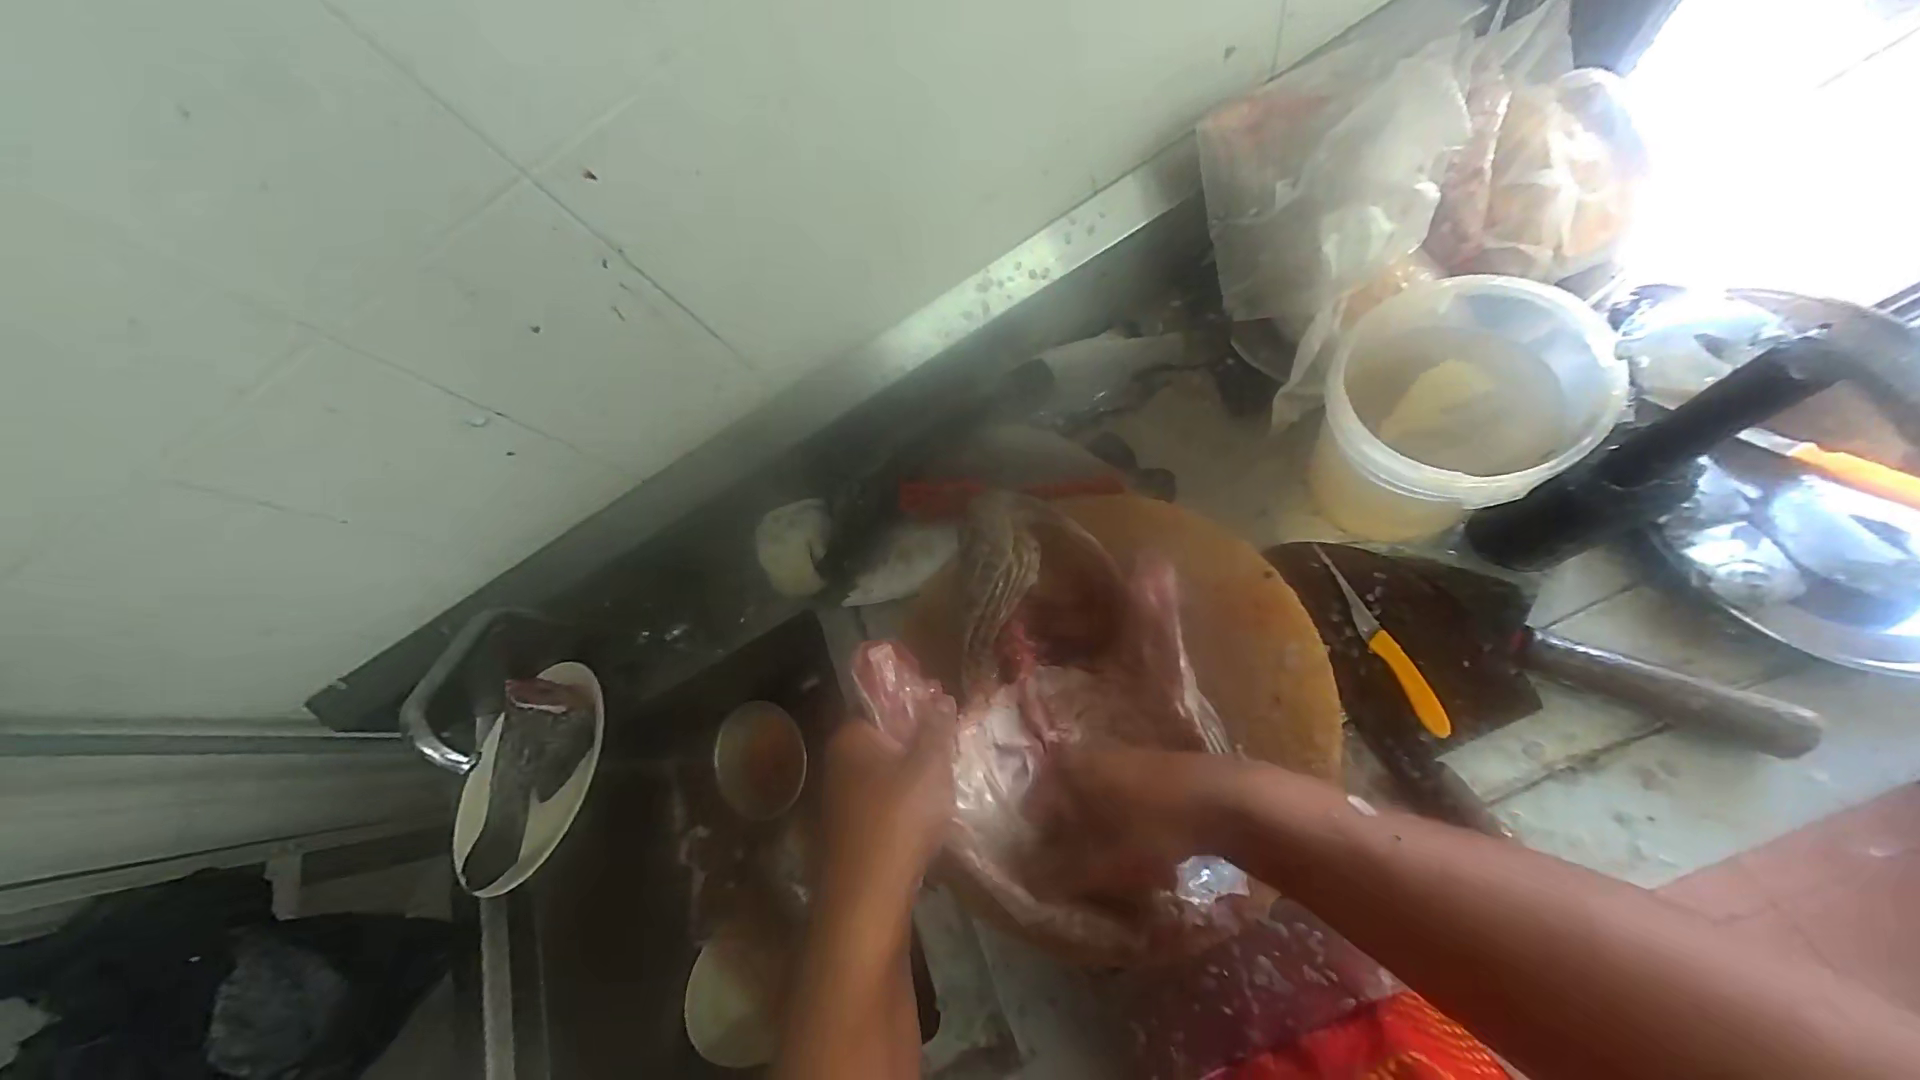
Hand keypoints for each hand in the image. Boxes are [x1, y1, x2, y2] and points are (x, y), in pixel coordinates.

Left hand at [816, 706, 956, 901]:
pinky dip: (904, 802)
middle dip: (918, 742)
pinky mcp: (850, 828)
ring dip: (914, 774)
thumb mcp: (929, 763)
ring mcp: (841, 797)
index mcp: (851, 736)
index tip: (945, 708)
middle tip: (950, 746)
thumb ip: (936, 727)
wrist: (869, 894)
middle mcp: (838, 761)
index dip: (916, 704)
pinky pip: (884, 801)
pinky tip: (928, 813)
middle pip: (886, 739)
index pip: (884, 705)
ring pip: (886, 772)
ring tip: (946, 780)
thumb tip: (941, 697)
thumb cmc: (900, 816)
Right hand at [1023, 743, 1245, 898]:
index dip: (1041, 843)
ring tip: (1125, 873)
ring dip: (1105, 839)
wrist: (1221, 798)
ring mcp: (1123, 757)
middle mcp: (1088, 755)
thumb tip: (1032, 883)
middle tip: (1087, 873)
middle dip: (1073, 842)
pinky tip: (1157, 860)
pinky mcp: (1154, 768)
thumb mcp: (1101, 864)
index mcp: (1066, 770)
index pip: (1035, 806)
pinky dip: (1132, 830)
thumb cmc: (1149, 829)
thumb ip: (1061, 875)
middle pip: (1067, 804)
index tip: (1054, 872)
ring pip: (1100, 804)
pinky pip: (1129, 803)